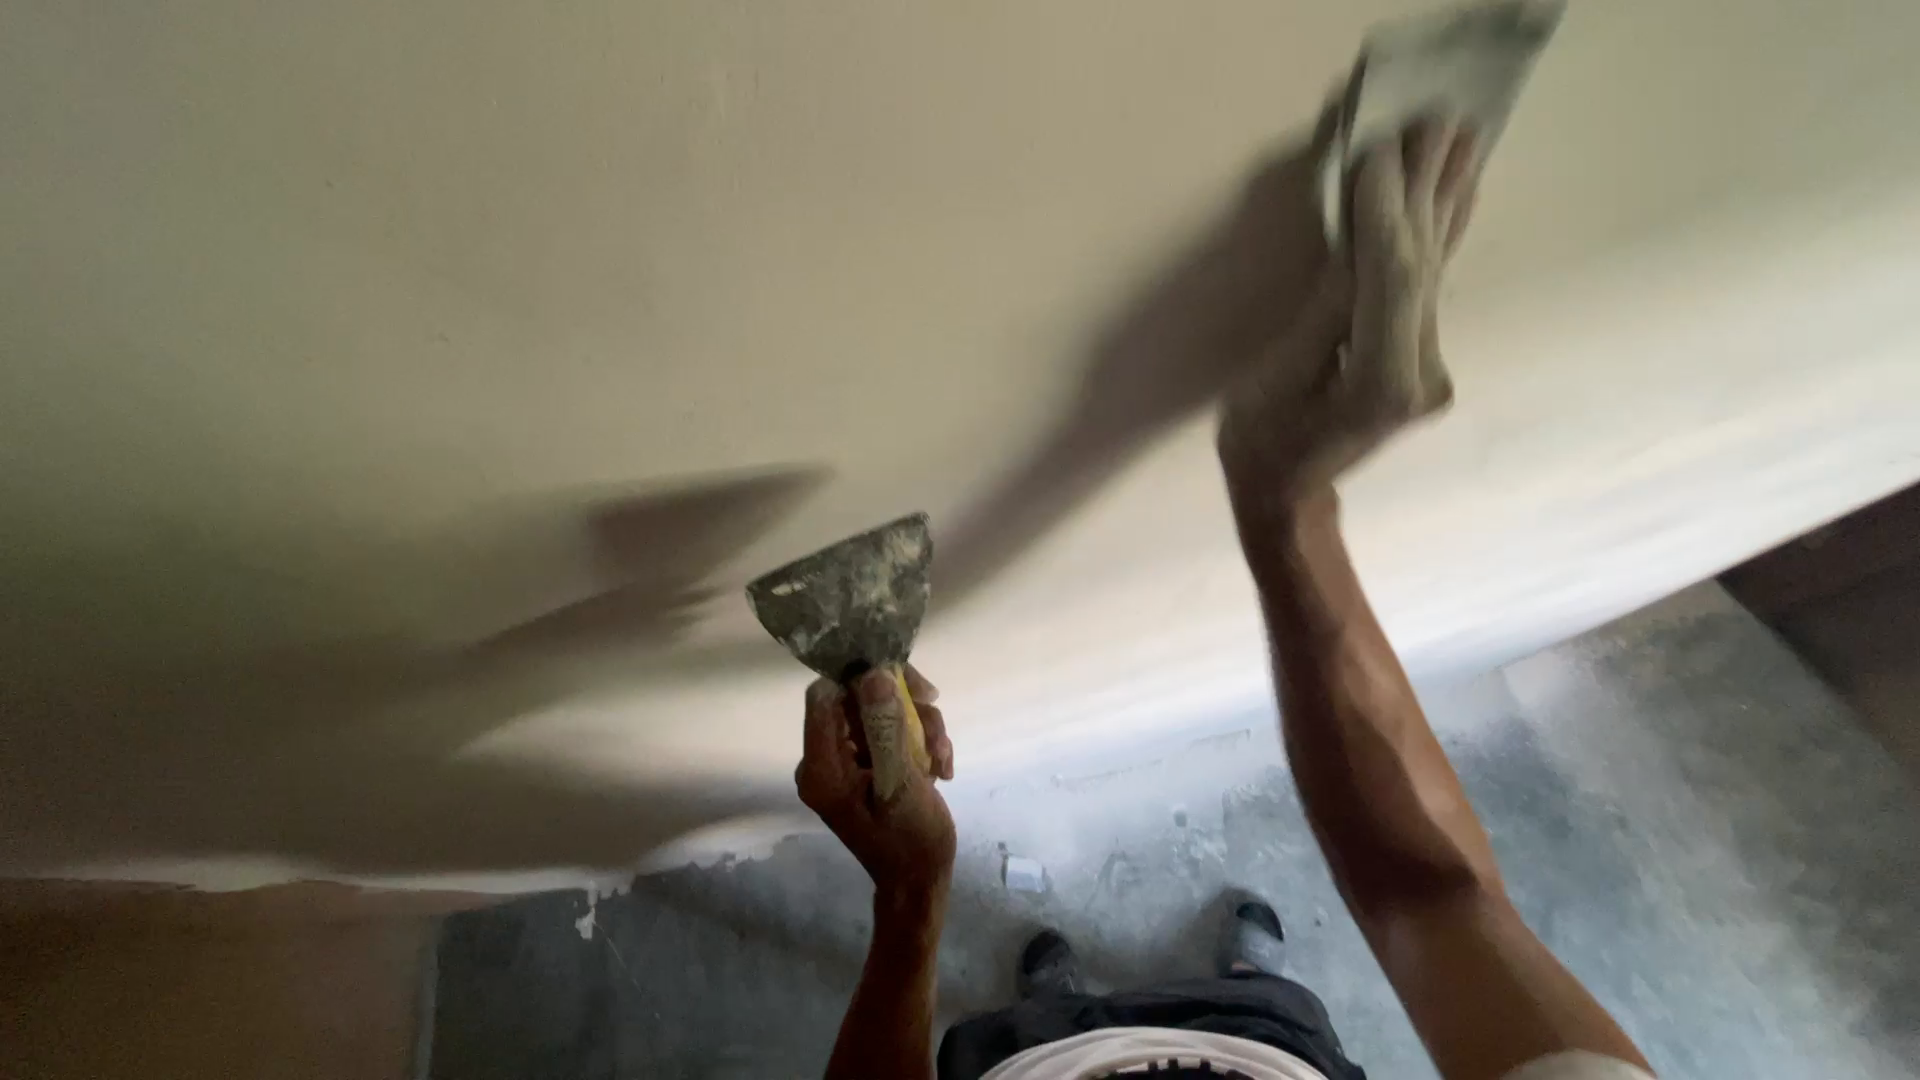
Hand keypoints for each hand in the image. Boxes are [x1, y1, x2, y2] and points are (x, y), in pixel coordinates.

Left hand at [796, 666, 955, 896]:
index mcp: (820, 766)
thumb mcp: (900, 783)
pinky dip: (920, 740)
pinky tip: (939, 767)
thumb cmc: (909, 840)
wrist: (921, 880)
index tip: (901, 684)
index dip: (860, 680)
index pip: (824, 696)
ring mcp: (849, 760)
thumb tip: (874, 675)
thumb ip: (886, 729)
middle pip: (857, 698)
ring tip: (941, 757)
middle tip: (934, 708)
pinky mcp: (870, 762)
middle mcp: (827, 758)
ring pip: (881, 710)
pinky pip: (893, 729)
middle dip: (902, 704)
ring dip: (919, 725)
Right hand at [1218, 115, 1478, 501]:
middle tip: (1435, 119)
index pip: (1388, 281)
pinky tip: (1460, 196)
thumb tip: (1357, 248)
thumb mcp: (1274, 384)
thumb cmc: (1261, 448)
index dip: (1383, 214)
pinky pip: (1430, 291)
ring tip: (1462, 137)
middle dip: (1422, 193)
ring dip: (1442, 203)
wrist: (1287, 497)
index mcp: (1381, 384)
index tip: (1379, 149)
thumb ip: (1323, 317)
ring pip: (1434, 272)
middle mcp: (1423, 374)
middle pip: (1422, 268)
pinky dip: (1440, 238)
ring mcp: (1430, 369)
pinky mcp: (1422, 362)